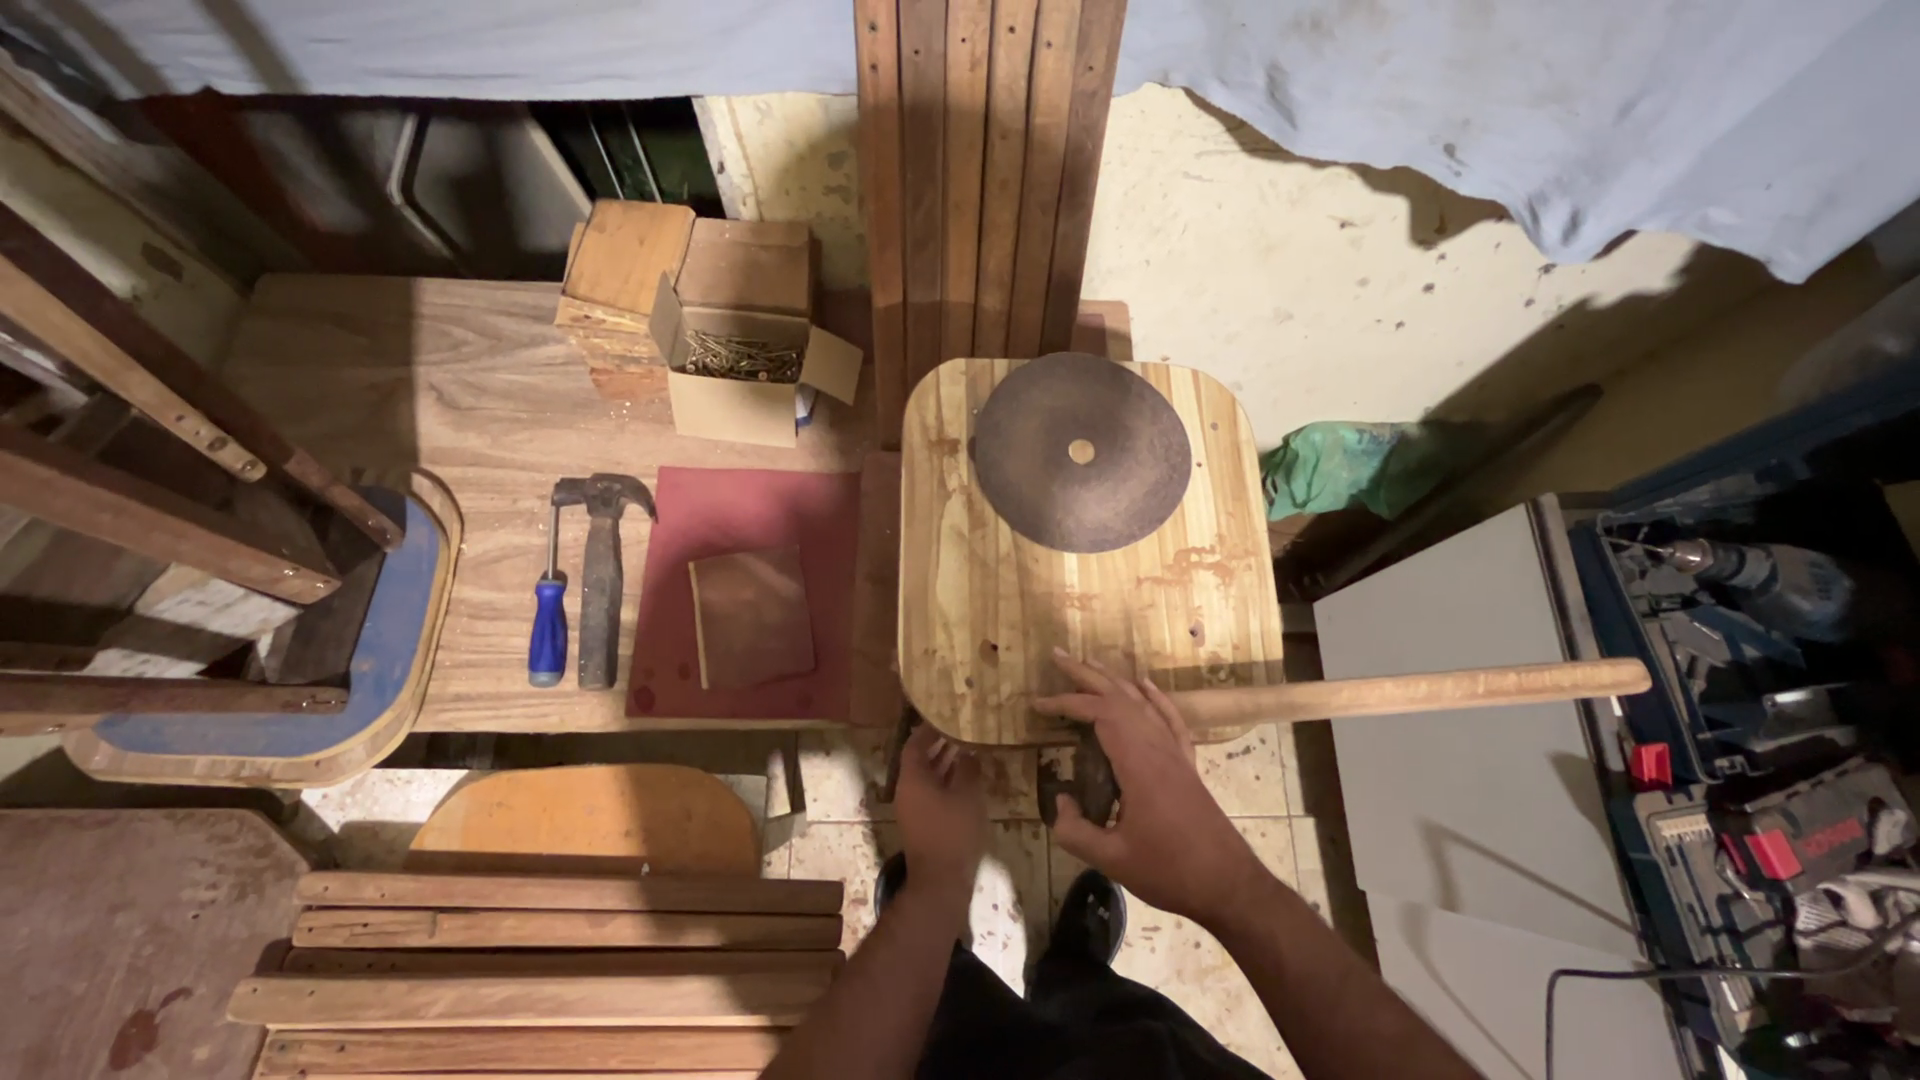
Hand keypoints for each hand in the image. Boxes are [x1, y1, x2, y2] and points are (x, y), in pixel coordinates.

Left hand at [893, 722, 986, 909]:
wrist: (941, 881)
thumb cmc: (953, 831)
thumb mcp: (966, 795)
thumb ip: (967, 769)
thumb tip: (968, 753)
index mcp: (912, 778)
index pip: (914, 744)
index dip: (928, 729)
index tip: (945, 716)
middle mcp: (907, 790)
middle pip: (919, 760)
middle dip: (938, 745)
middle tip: (960, 730)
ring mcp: (913, 809)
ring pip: (927, 778)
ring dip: (944, 763)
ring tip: (967, 749)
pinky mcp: (922, 824)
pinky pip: (932, 793)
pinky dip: (946, 782)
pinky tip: (966, 779)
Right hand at [1035, 649, 1268, 930]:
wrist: (1229, 885)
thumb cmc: (1170, 871)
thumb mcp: (1113, 860)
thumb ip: (1076, 831)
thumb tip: (1059, 801)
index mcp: (1139, 764)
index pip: (1100, 715)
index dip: (1067, 704)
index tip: (1038, 705)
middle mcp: (1158, 748)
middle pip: (1121, 698)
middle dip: (1087, 676)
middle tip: (1057, 656)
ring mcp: (1176, 755)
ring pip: (1143, 704)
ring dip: (1114, 681)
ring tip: (1089, 664)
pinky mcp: (1187, 766)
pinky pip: (1170, 719)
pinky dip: (1155, 698)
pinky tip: (1145, 685)